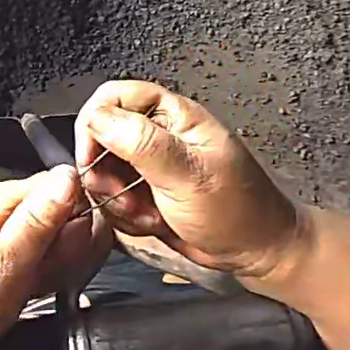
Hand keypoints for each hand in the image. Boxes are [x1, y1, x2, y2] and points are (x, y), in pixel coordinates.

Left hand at [0, 167, 111, 349]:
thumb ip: (41, 220)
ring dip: (61, 265)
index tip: (63, 250)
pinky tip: (33, 287)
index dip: (79, 221)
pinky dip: (52, 275)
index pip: (74, 187)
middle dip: (70, 248)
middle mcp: (14, 206)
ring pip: (68, 239)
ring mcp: (17, 229)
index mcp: (9, 198)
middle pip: (74, 213)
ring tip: (32, 282)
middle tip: (40, 271)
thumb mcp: (5, 262)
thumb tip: (71, 177)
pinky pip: (56, 256)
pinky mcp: (20, 250)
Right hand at [75, 81, 304, 281]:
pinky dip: (125, 216)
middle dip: (105, 171)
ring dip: (117, 199)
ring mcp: (151, 164)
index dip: (94, 124)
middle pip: (101, 135)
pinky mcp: (147, 192)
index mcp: (173, 115)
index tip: (91, 158)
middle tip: (126, 196)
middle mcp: (159, 134)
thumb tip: (97, 117)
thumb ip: (141, 143)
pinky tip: (153, 222)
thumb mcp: (189, 175)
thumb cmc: (240, 210)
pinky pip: (115, 197)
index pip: (114, 97)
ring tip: (148, 213)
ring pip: (104, 171)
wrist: (258, 252)